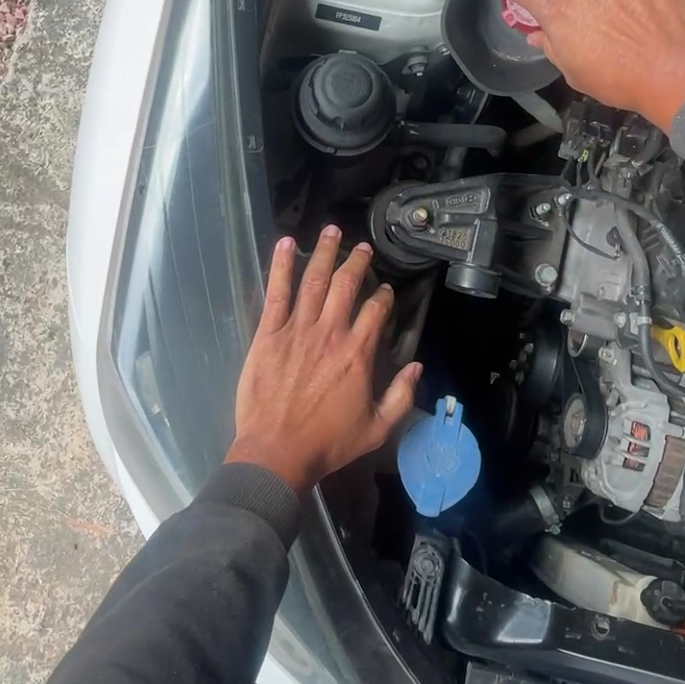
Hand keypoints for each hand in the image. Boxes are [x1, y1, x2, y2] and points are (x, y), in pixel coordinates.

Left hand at [225, 226, 423, 495]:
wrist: (276, 452)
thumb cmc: (327, 443)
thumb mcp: (376, 428)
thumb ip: (401, 396)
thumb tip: (417, 367)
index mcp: (357, 353)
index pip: (376, 310)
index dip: (383, 295)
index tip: (385, 290)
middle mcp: (330, 333)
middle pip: (345, 285)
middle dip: (356, 262)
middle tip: (362, 247)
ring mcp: (297, 330)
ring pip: (313, 281)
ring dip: (323, 252)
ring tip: (331, 231)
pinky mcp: (268, 334)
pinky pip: (276, 293)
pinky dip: (281, 266)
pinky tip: (286, 243)